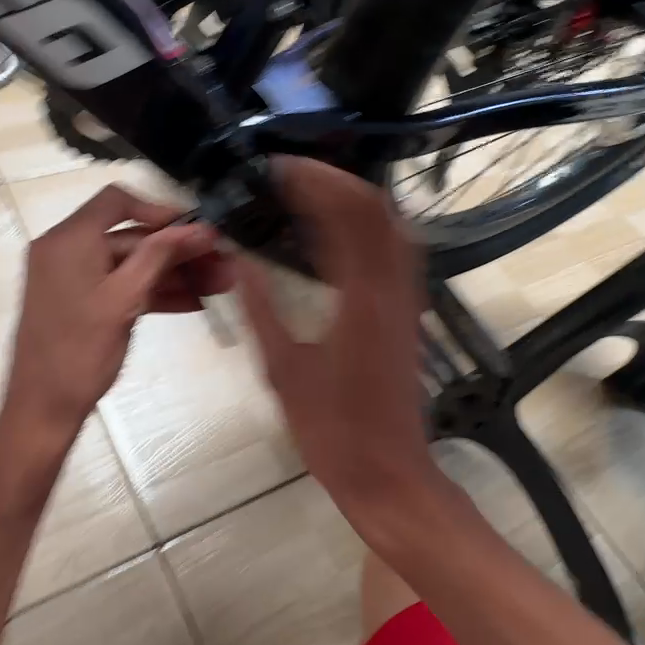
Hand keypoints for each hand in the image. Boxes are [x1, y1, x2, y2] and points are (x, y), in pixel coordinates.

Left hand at [4, 184, 234, 431]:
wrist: (42, 410)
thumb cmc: (80, 352)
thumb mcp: (125, 299)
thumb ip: (160, 256)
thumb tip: (199, 228)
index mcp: (68, 239)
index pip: (117, 201)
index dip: (160, 211)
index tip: (196, 229)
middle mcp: (65, 249)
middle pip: (130, 236)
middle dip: (178, 250)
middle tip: (222, 262)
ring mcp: (72, 277)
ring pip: (130, 264)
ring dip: (173, 273)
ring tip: (220, 285)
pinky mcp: (79, 301)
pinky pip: (120, 285)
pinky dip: (152, 292)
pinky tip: (193, 303)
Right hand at [236, 157, 440, 518]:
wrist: (389, 475)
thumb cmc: (332, 431)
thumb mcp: (283, 370)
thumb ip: (260, 308)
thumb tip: (236, 259)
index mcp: (361, 297)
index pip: (347, 212)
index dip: (314, 180)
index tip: (274, 169)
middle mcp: (393, 287)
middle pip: (375, 207)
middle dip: (332, 179)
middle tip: (286, 175)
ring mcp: (407, 299)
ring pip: (391, 224)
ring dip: (352, 198)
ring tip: (306, 192)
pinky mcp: (408, 312)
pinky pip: (394, 249)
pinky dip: (366, 226)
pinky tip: (334, 233)